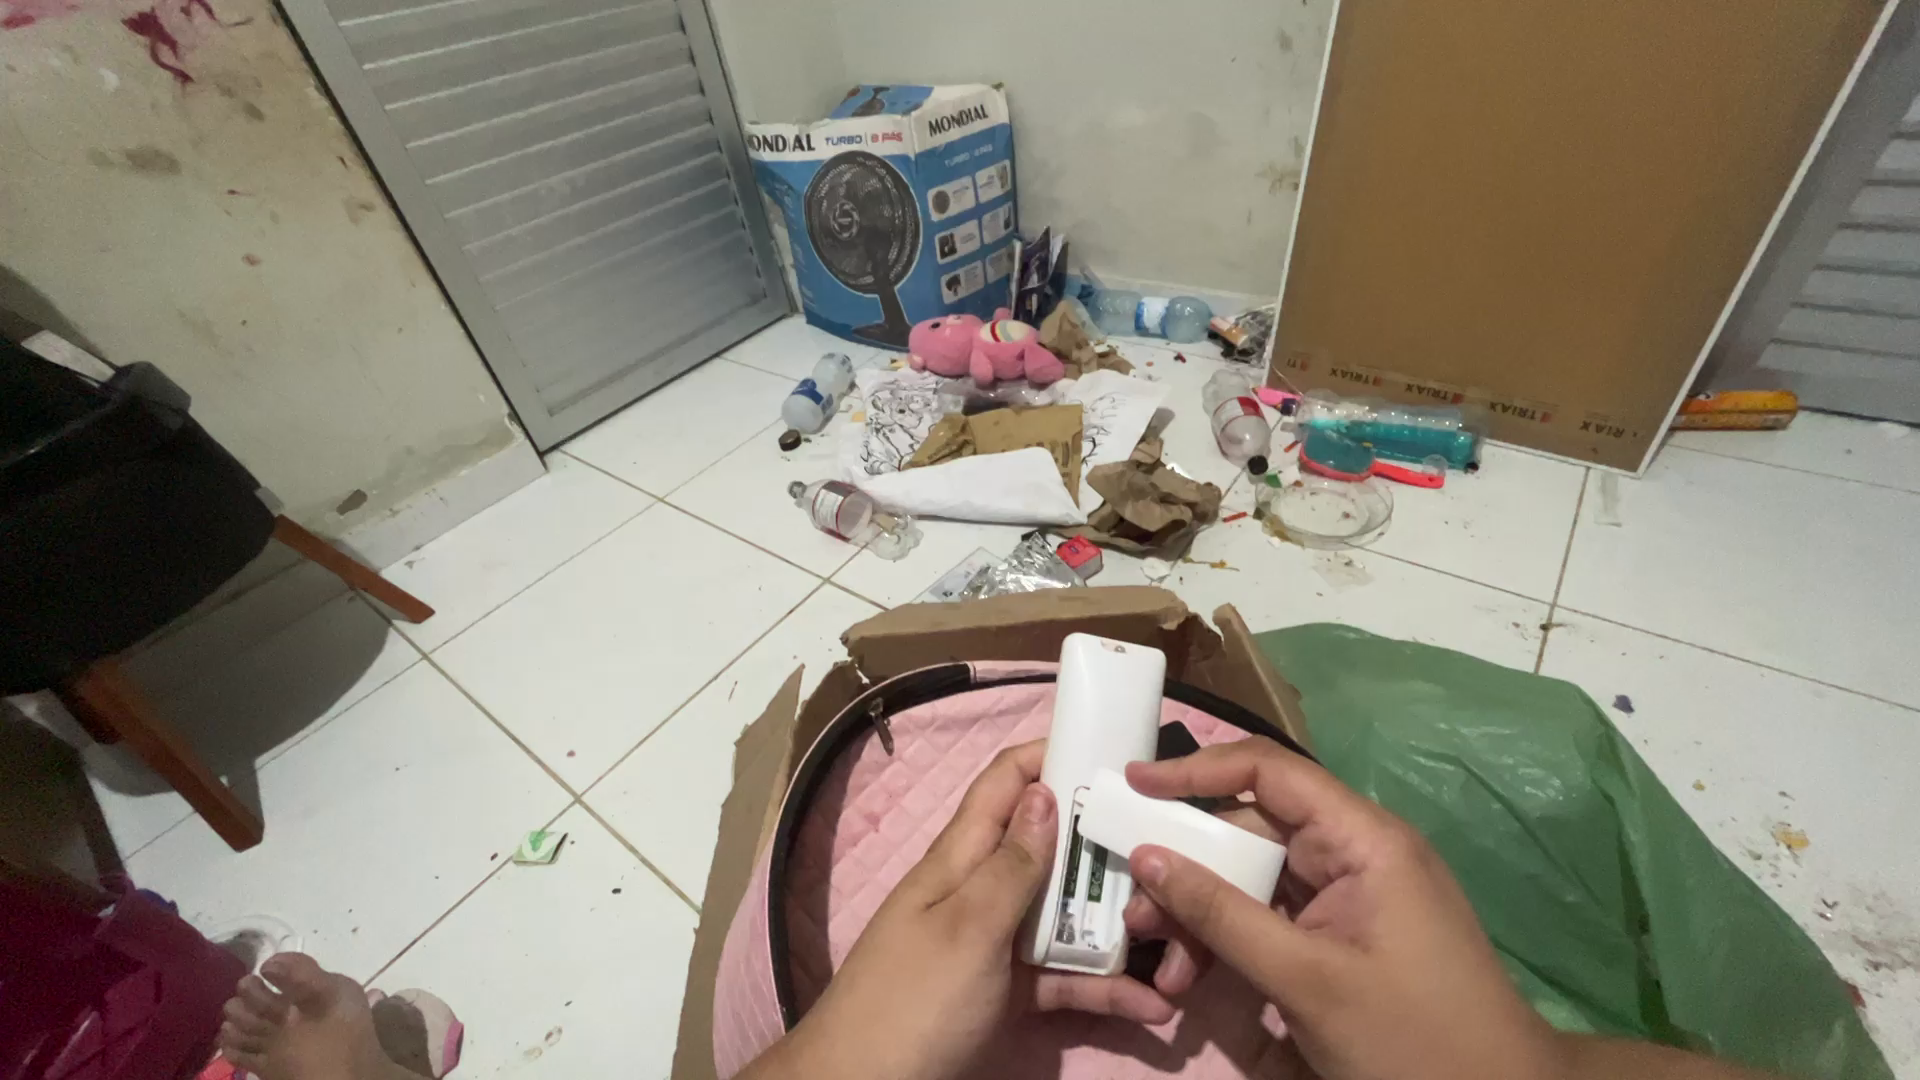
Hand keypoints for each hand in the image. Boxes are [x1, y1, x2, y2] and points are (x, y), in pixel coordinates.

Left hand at [752, 740, 1175, 1079]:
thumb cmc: (914, 999)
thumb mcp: (966, 927)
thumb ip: (1010, 865)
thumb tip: (1044, 792)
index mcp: (963, 854)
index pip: (1005, 781)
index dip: (1049, 756)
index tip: (1108, 753)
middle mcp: (982, 885)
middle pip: (1047, 846)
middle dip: (1100, 844)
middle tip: (1163, 848)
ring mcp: (996, 938)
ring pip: (1063, 912)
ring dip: (1113, 924)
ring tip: (1174, 937)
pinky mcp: (1008, 989)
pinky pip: (1061, 975)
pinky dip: (1101, 987)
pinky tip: (1149, 1006)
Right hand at [1121, 737, 1561, 1079]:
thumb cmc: (1418, 1044)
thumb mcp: (1307, 981)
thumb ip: (1220, 915)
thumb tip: (1145, 856)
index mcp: (1361, 838)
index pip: (1267, 770)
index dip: (1196, 769)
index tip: (1136, 783)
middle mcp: (1350, 850)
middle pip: (1247, 829)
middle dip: (1187, 868)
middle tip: (1136, 908)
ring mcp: (1343, 891)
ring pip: (1248, 875)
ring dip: (1199, 914)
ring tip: (1160, 962)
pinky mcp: (1336, 928)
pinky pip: (1265, 912)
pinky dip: (1226, 938)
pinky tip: (1193, 976)